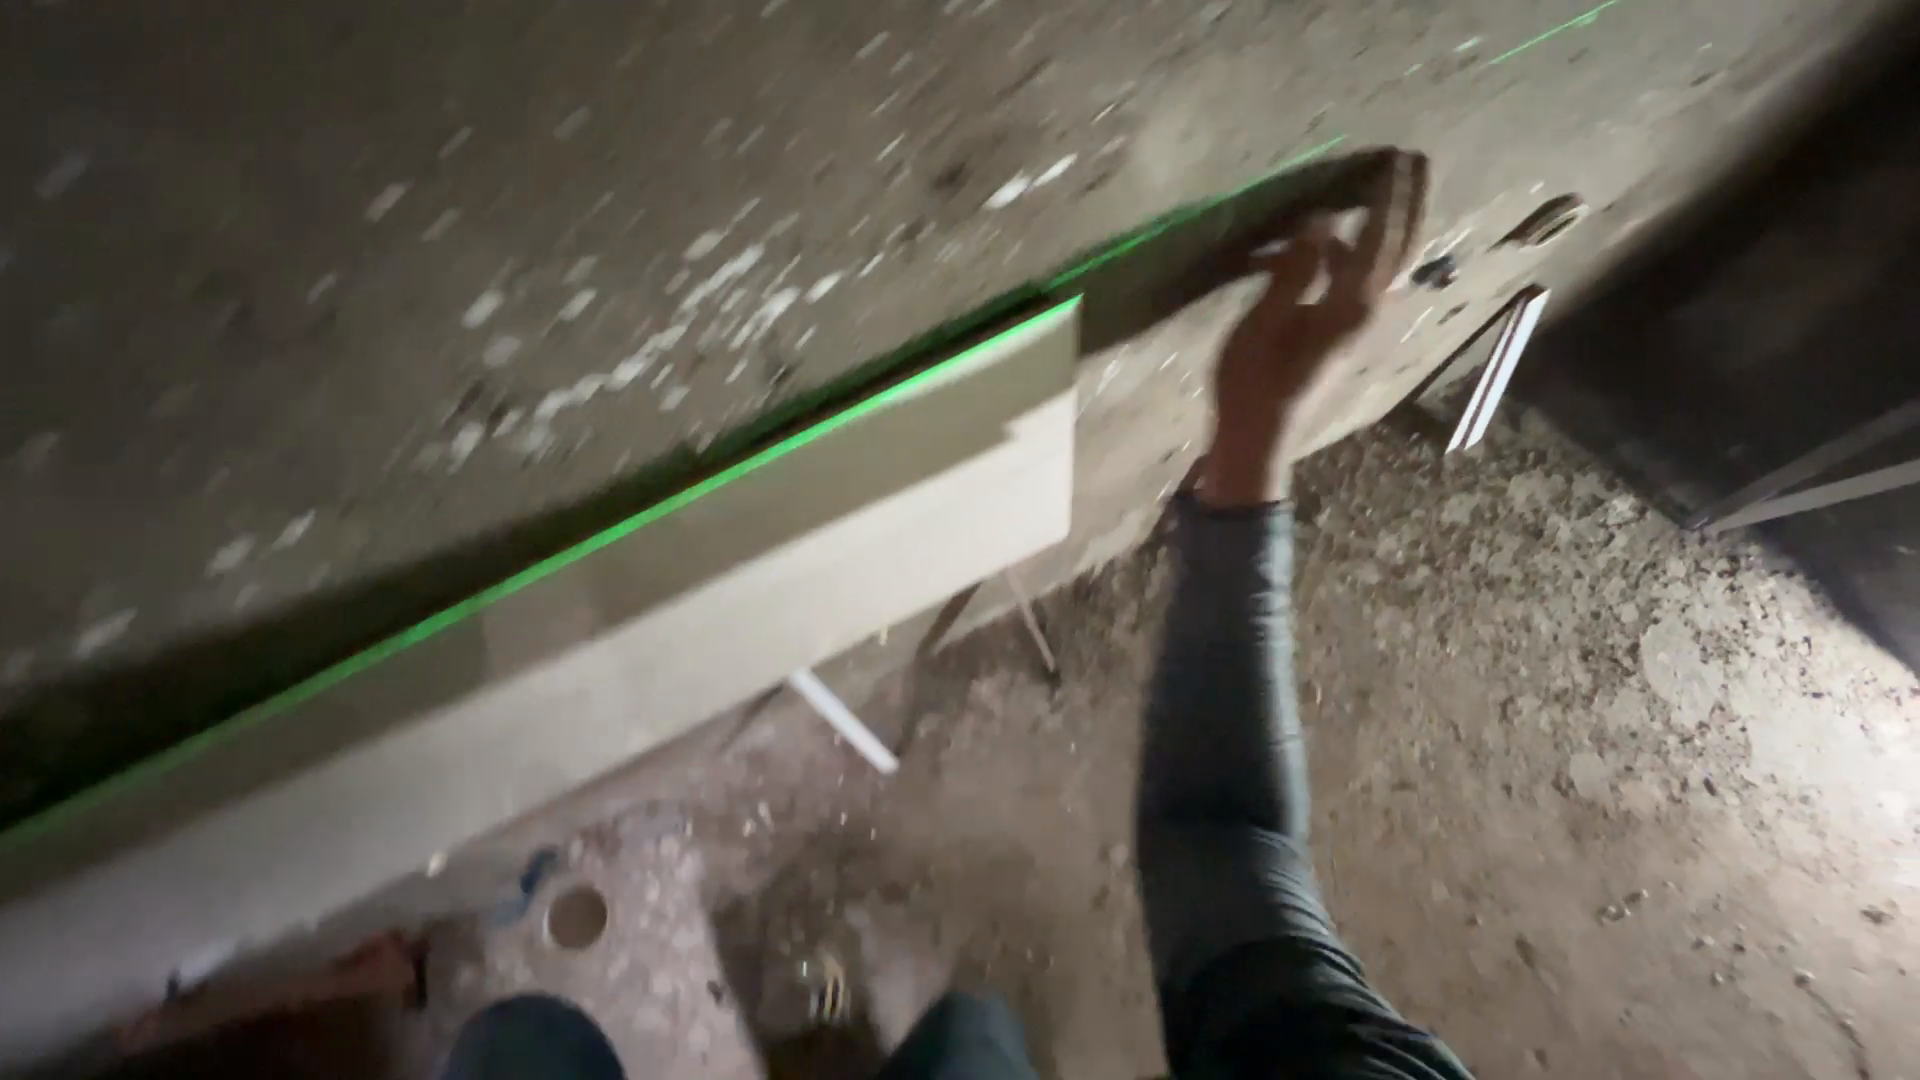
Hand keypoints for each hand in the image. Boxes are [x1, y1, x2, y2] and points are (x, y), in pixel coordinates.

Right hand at [1196, 149, 1428, 506]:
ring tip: (1369, 194)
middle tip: (1413, 162)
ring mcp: (1355, 327)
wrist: (1257, 439)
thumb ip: (1294, 272)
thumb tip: (1320, 222)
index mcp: (1350, 307)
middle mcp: (1366, 313)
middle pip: (1398, 249)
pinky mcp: (1339, 337)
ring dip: (1379, 228)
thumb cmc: (1252, 385)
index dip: (1386, 195)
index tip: (1394, 154)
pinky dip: (1350, 255)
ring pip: (1377, 266)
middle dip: (1407, 204)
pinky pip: (1355, 282)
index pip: (1378, 238)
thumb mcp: (1263, 325)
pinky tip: (1324, 247)